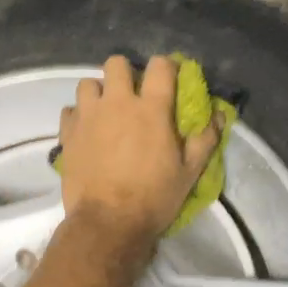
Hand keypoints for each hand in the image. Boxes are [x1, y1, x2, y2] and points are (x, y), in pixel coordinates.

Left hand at [56, 56, 220, 242]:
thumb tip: (220, 116)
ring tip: (106, 112)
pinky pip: (70, 111)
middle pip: (116, 63)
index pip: (160, 65)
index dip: (166, 67)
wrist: (107, 223)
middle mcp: (118, 103)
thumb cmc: (153, 198)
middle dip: (126, 73)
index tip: (170, 79)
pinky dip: (78, 116)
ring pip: (88, 83)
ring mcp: (88, 116)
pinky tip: (87, 132)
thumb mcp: (188, 173)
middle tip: (132, 95)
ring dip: (99, 92)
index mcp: (152, 109)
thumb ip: (205, 140)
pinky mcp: (68, 133)